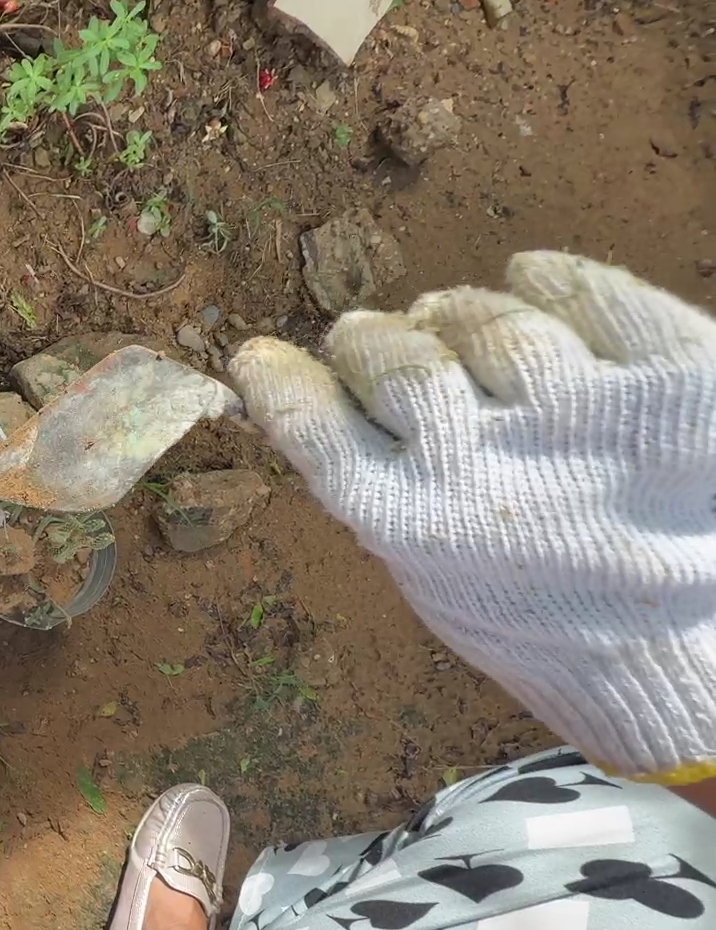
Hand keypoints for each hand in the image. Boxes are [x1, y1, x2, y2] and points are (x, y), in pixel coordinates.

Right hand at [229, 252, 715, 783]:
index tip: (256, 354)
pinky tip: (527, 279)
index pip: (309, 421)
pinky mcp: (691, 386)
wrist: (677, 651)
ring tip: (445, 318)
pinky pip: (599, 301)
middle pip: (393, 362)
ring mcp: (589, 420)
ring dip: (452, 312)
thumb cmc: (516, 606)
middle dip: (364, 340)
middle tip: (360, 335)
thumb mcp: (410, 558)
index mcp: (401, 518)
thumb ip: (364, 481)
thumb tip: (305, 399)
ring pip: (488, 324)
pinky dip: (553, 280)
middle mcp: (478, 466)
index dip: (273, 377)